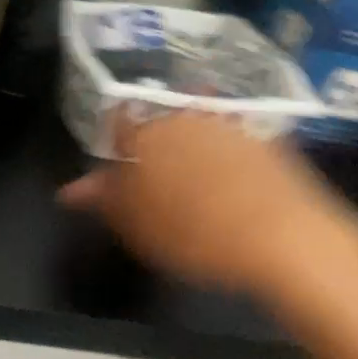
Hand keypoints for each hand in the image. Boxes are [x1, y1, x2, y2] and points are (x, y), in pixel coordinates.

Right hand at [58, 113, 357, 298]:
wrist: (287, 240)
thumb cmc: (194, 233)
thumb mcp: (135, 225)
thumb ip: (103, 201)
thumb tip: (70, 189)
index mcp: (145, 134)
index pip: (117, 123)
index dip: (112, 143)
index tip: (113, 167)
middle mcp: (186, 118)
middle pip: (159, 122)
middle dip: (152, 143)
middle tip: (151, 178)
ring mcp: (233, 126)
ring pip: (199, 128)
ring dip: (191, 147)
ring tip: (190, 181)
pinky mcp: (272, 143)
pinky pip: (237, 142)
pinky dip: (228, 157)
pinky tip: (229, 185)